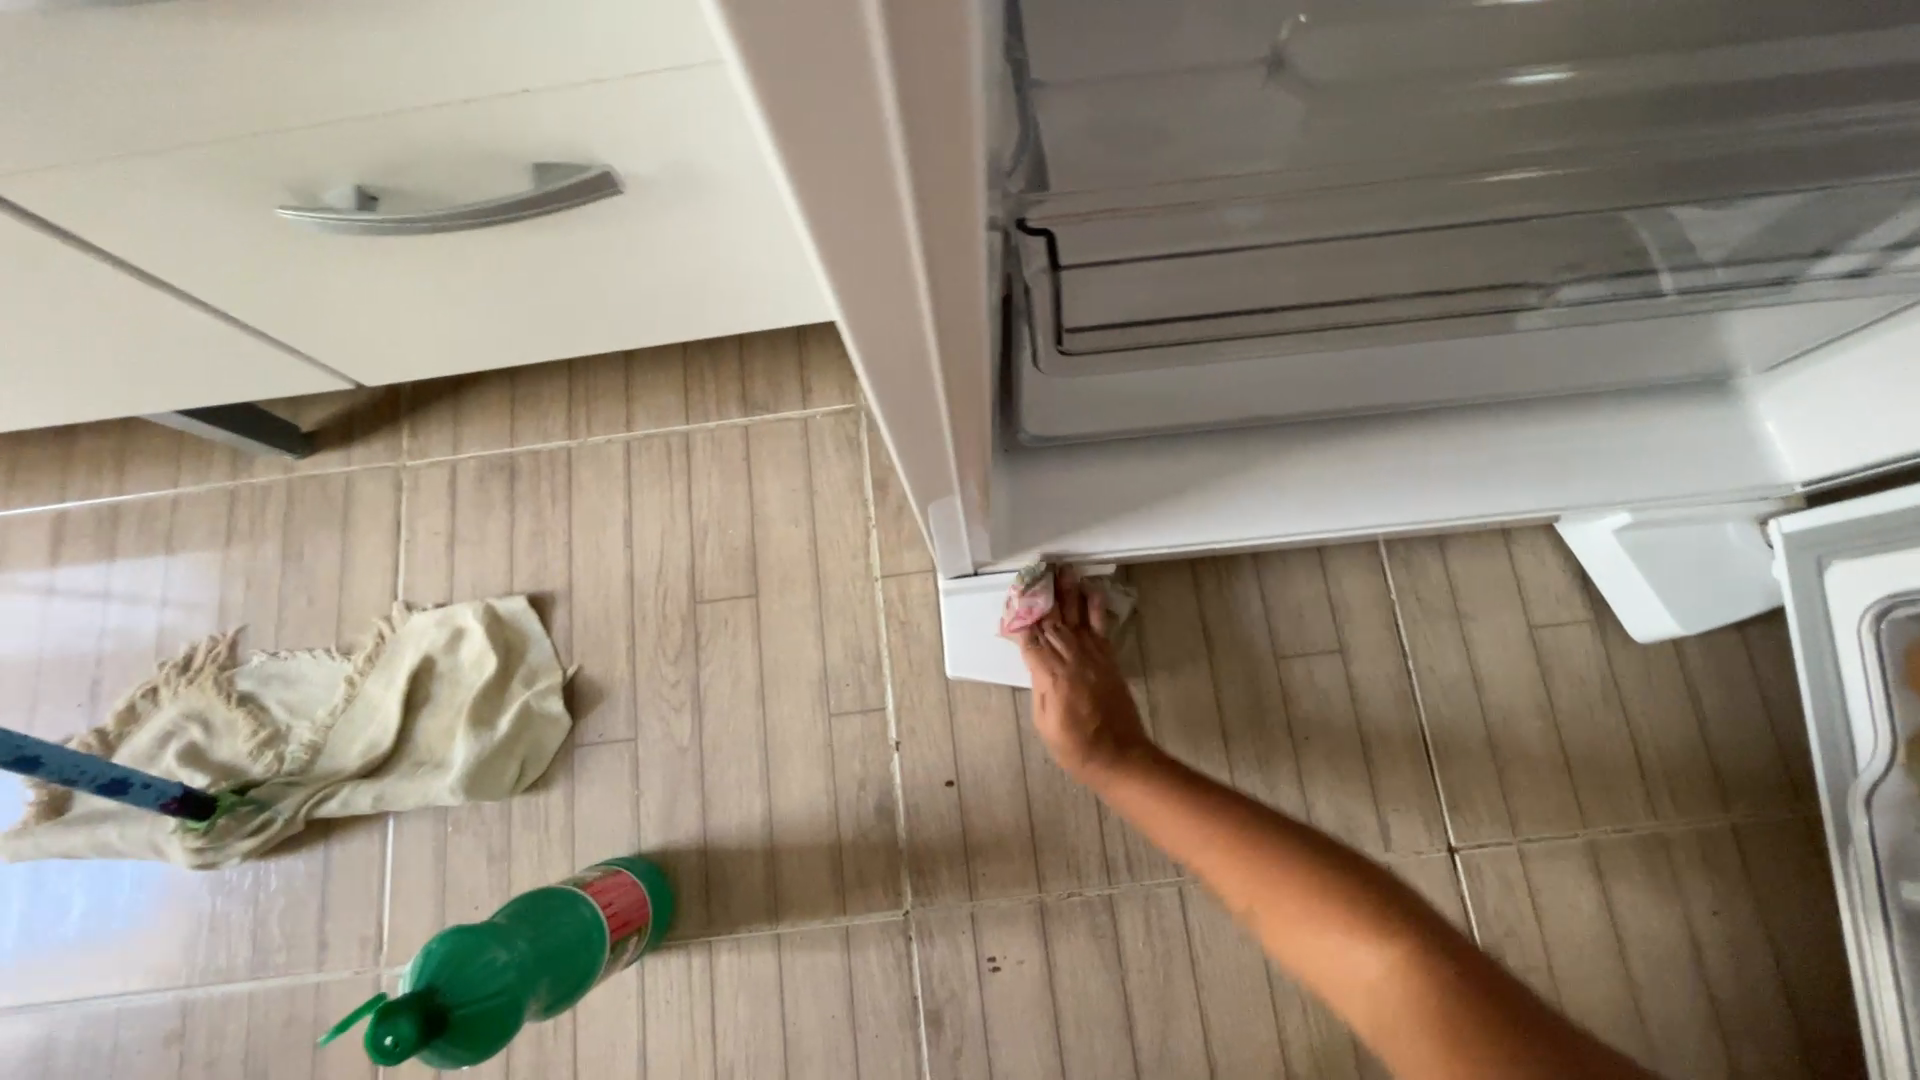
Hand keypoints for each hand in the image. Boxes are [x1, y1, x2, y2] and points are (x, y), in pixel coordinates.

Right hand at [1016, 569, 1155, 782]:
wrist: (1119, 756)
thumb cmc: (1075, 747)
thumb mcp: (1044, 721)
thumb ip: (1039, 687)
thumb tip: (1035, 663)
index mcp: (1052, 677)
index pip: (1030, 641)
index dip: (1019, 624)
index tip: (1011, 608)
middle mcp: (1072, 660)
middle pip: (1052, 622)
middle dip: (1041, 599)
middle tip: (1033, 575)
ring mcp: (1093, 657)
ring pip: (1075, 618)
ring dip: (1067, 593)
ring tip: (1062, 570)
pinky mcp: (1109, 659)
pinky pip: (1100, 627)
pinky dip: (1095, 608)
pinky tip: (1091, 590)